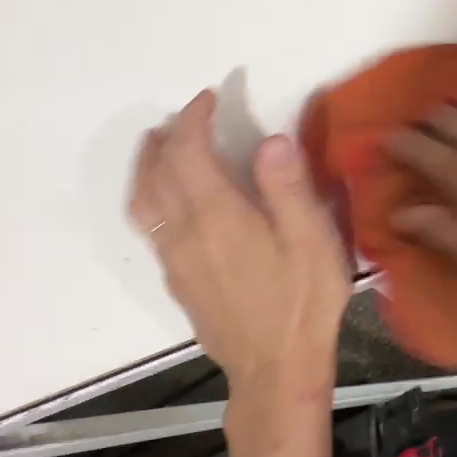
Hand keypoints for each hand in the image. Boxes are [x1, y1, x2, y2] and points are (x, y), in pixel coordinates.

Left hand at [128, 90, 350, 390]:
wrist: (276, 362)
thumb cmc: (304, 294)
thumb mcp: (312, 237)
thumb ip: (289, 187)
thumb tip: (271, 139)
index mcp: (219, 218)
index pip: (189, 157)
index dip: (193, 121)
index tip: (209, 94)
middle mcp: (186, 235)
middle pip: (156, 178)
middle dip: (166, 139)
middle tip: (187, 112)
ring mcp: (176, 260)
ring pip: (143, 204)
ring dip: (148, 166)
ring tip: (162, 143)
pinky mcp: (179, 278)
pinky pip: (151, 224)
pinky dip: (152, 194)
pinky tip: (173, 195)